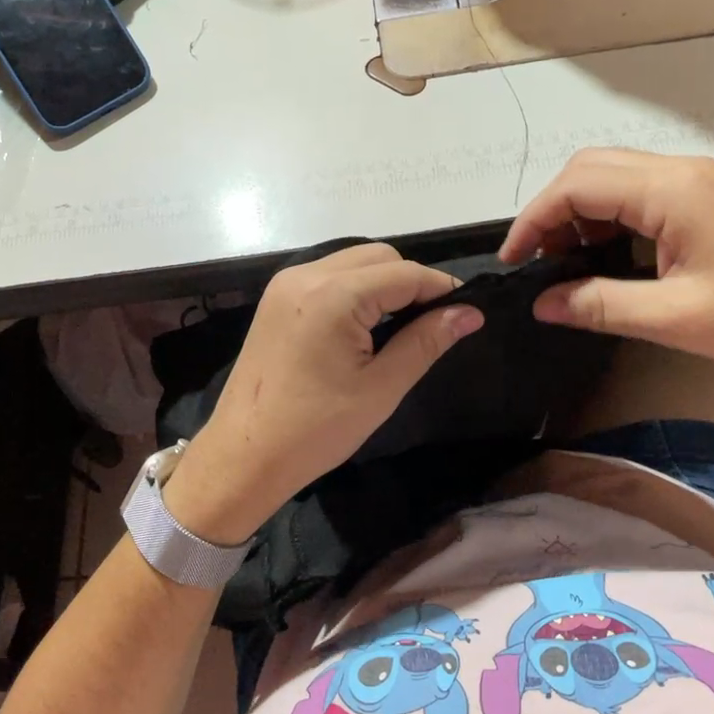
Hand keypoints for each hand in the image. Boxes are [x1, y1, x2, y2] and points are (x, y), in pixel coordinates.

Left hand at [163, 244, 483, 544]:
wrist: (244, 455)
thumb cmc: (315, 429)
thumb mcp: (381, 387)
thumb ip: (425, 341)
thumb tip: (469, 313)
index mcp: (333, 295)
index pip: (405, 273)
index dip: (441, 290)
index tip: (467, 314)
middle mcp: (306, 275)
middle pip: (378, 257)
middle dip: (411, 283)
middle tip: (431, 326)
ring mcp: (285, 285)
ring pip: (352, 263)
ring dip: (382, 284)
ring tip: (400, 329)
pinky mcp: (275, 301)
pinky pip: (327, 277)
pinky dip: (353, 291)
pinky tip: (363, 328)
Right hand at [499, 149, 713, 378]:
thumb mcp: (673, 318)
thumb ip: (600, 305)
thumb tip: (542, 303)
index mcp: (672, 190)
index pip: (578, 186)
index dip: (534, 220)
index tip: (513, 263)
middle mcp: (681, 172)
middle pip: (591, 169)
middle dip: (552, 210)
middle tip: (536, 261)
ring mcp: (697, 183)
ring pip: (614, 178)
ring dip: (580, 214)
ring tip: (566, 264)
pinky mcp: (706, 200)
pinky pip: (639, 194)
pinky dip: (608, 218)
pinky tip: (606, 256)